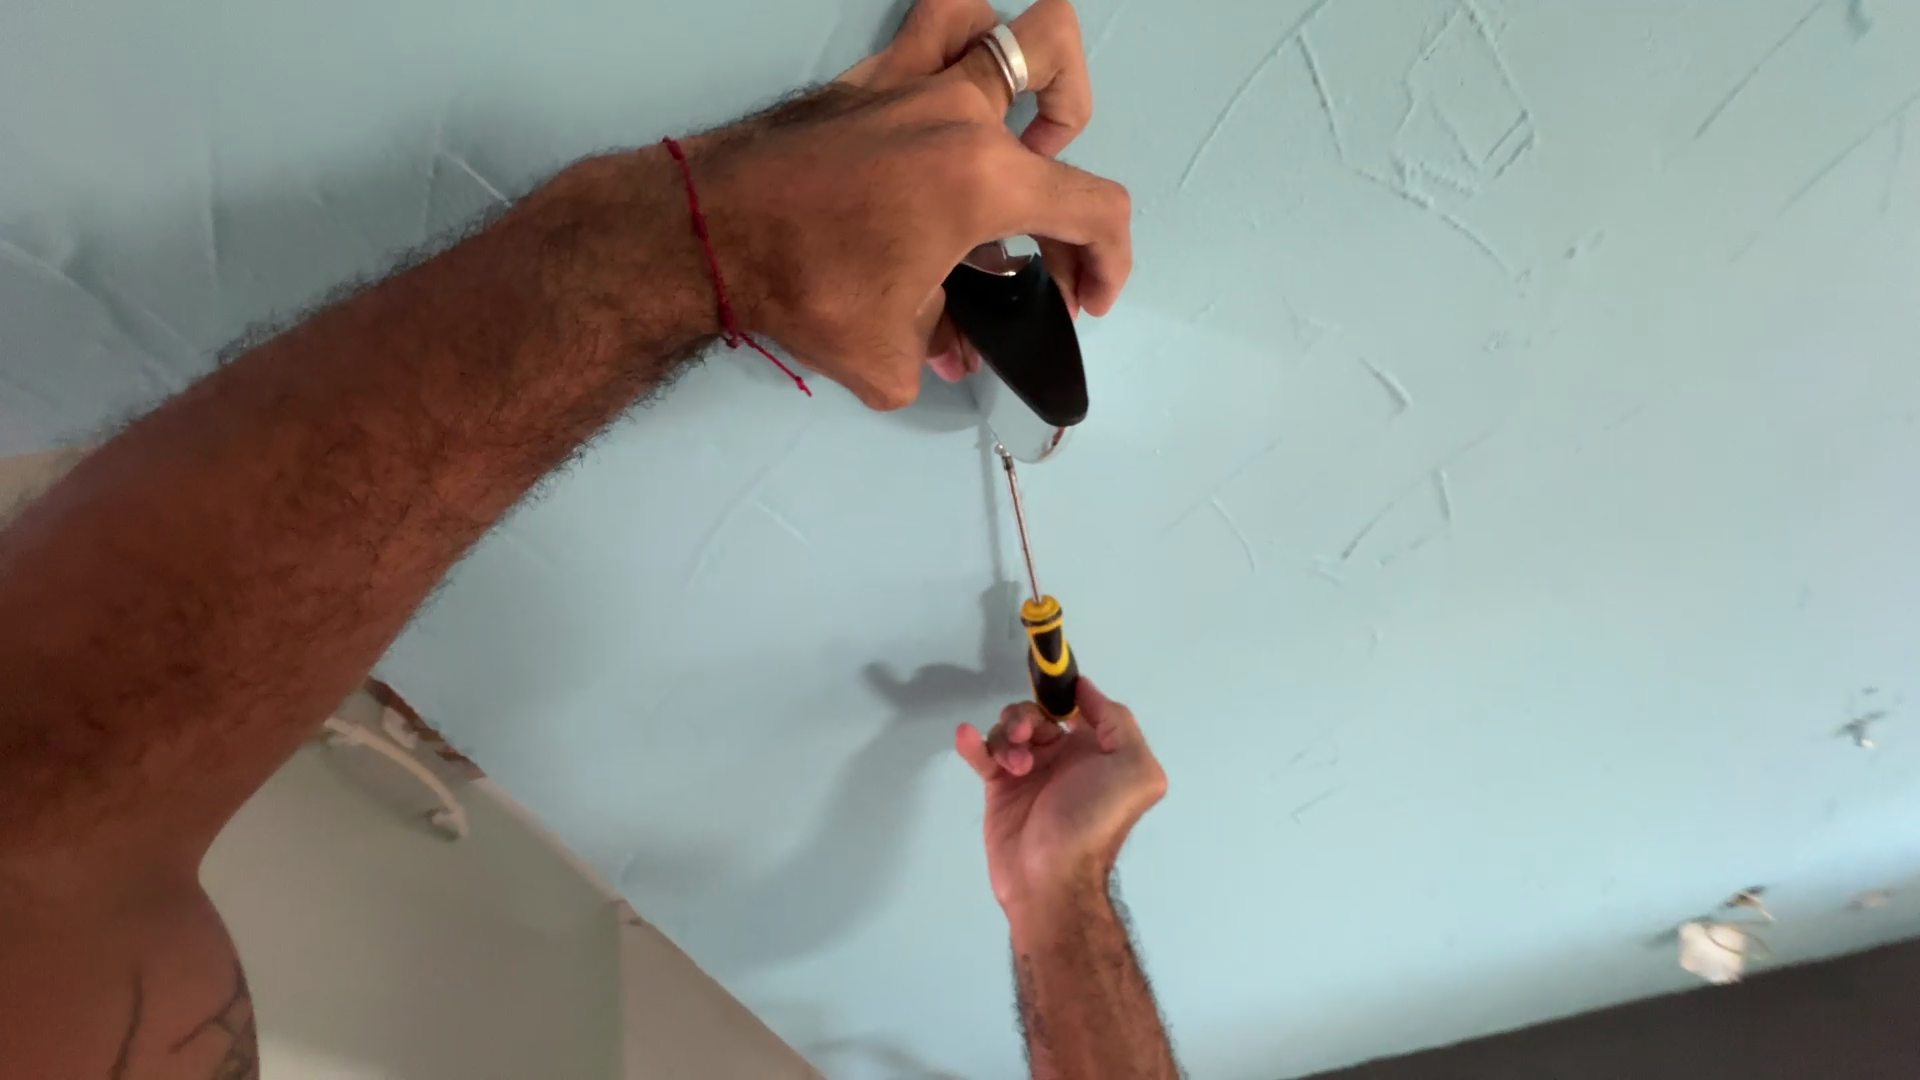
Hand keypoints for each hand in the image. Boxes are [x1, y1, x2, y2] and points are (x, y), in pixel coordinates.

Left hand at [678, 0, 1127, 407]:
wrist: (707, 234)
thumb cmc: (801, 291)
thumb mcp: (888, 358)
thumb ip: (939, 357)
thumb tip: (954, 356)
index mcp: (980, 183)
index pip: (1094, 209)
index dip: (1110, 262)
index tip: (1084, 303)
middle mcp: (960, 116)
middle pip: (1067, 113)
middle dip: (1076, 180)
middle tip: (1042, 235)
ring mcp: (914, 82)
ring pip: (1013, 30)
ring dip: (1041, 84)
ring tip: (1019, 144)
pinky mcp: (872, 74)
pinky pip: (939, 21)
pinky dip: (969, 45)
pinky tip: (957, 99)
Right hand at [955, 680, 1166, 910]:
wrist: (1052, 880)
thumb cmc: (1095, 820)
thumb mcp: (1134, 770)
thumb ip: (1117, 722)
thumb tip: (1084, 688)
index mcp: (1096, 751)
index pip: (1078, 707)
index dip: (1064, 693)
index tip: (1048, 686)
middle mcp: (1063, 758)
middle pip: (1038, 714)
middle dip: (1028, 717)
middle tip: (1026, 737)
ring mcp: (1028, 772)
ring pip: (1010, 730)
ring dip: (1007, 737)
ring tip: (1014, 766)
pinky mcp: (998, 788)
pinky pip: (983, 753)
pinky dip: (973, 742)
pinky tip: (967, 736)